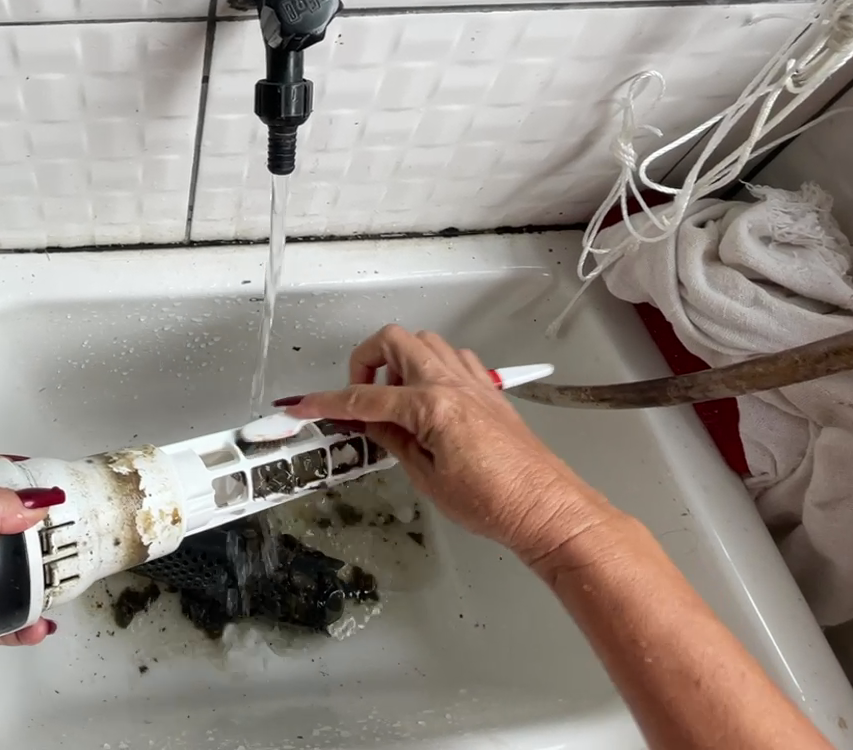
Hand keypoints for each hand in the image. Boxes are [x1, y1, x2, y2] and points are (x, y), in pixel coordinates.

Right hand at [283, 325, 617, 566]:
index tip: (303, 405)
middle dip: (364, 361)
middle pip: (392, 340)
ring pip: (423, 341)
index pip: (364, 398)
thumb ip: (392, 440)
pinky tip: (428, 398)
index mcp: (430, 404)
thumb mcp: (427, 477)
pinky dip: (430, 366)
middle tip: (359, 394)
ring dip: (398, 360)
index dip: (327, 402)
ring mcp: (471, 380)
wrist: (550, 510)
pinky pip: (451, 357)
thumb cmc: (494, 503)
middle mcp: (450, 381)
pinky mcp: (487, 389)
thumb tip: (367, 423)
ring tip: (393, 397)